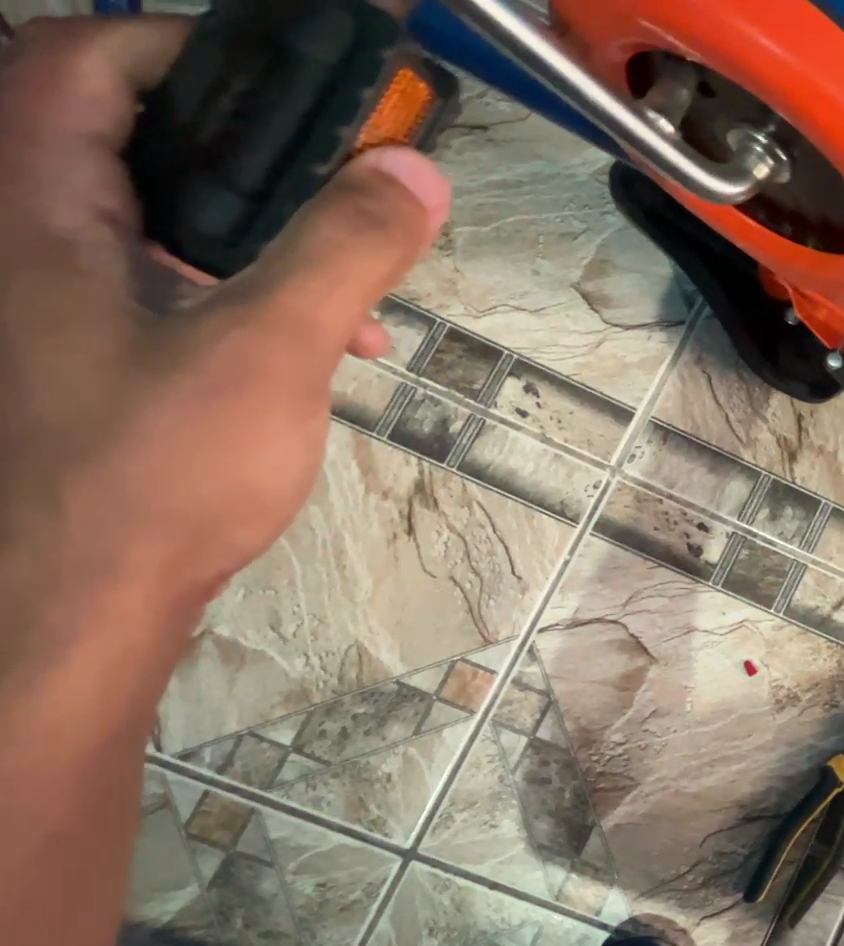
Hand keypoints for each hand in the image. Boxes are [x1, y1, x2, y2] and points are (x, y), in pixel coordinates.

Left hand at [0, 17, 449, 626]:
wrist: (77, 603)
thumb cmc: (157, 469)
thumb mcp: (270, 350)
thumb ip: (343, 252)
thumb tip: (414, 172)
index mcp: (33, 211)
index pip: (80, 62)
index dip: (182, 48)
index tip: (291, 84)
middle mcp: (27, 242)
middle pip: (126, 137)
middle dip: (249, 153)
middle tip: (337, 181)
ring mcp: (55, 303)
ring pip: (157, 220)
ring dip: (263, 232)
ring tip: (354, 277)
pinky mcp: (93, 356)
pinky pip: (171, 286)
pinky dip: (250, 291)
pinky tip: (329, 341)